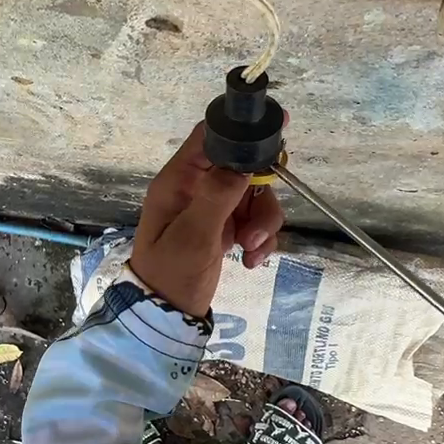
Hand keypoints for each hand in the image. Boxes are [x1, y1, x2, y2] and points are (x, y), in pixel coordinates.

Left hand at [128, 123, 283, 316]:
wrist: (166, 315)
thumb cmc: (171, 273)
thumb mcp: (193, 236)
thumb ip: (216, 196)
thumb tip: (242, 163)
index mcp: (178, 180)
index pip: (208, 137)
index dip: (240, 129)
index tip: (277, 128)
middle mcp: (195, 187)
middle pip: (243, 169)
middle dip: (259, 200)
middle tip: (254, 232)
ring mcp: (211, 207)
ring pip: (254, 197)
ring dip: (262, 224)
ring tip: (250, 250)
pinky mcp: (224, 227)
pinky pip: (255, 220)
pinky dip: (260, 240)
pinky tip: (250, 261)